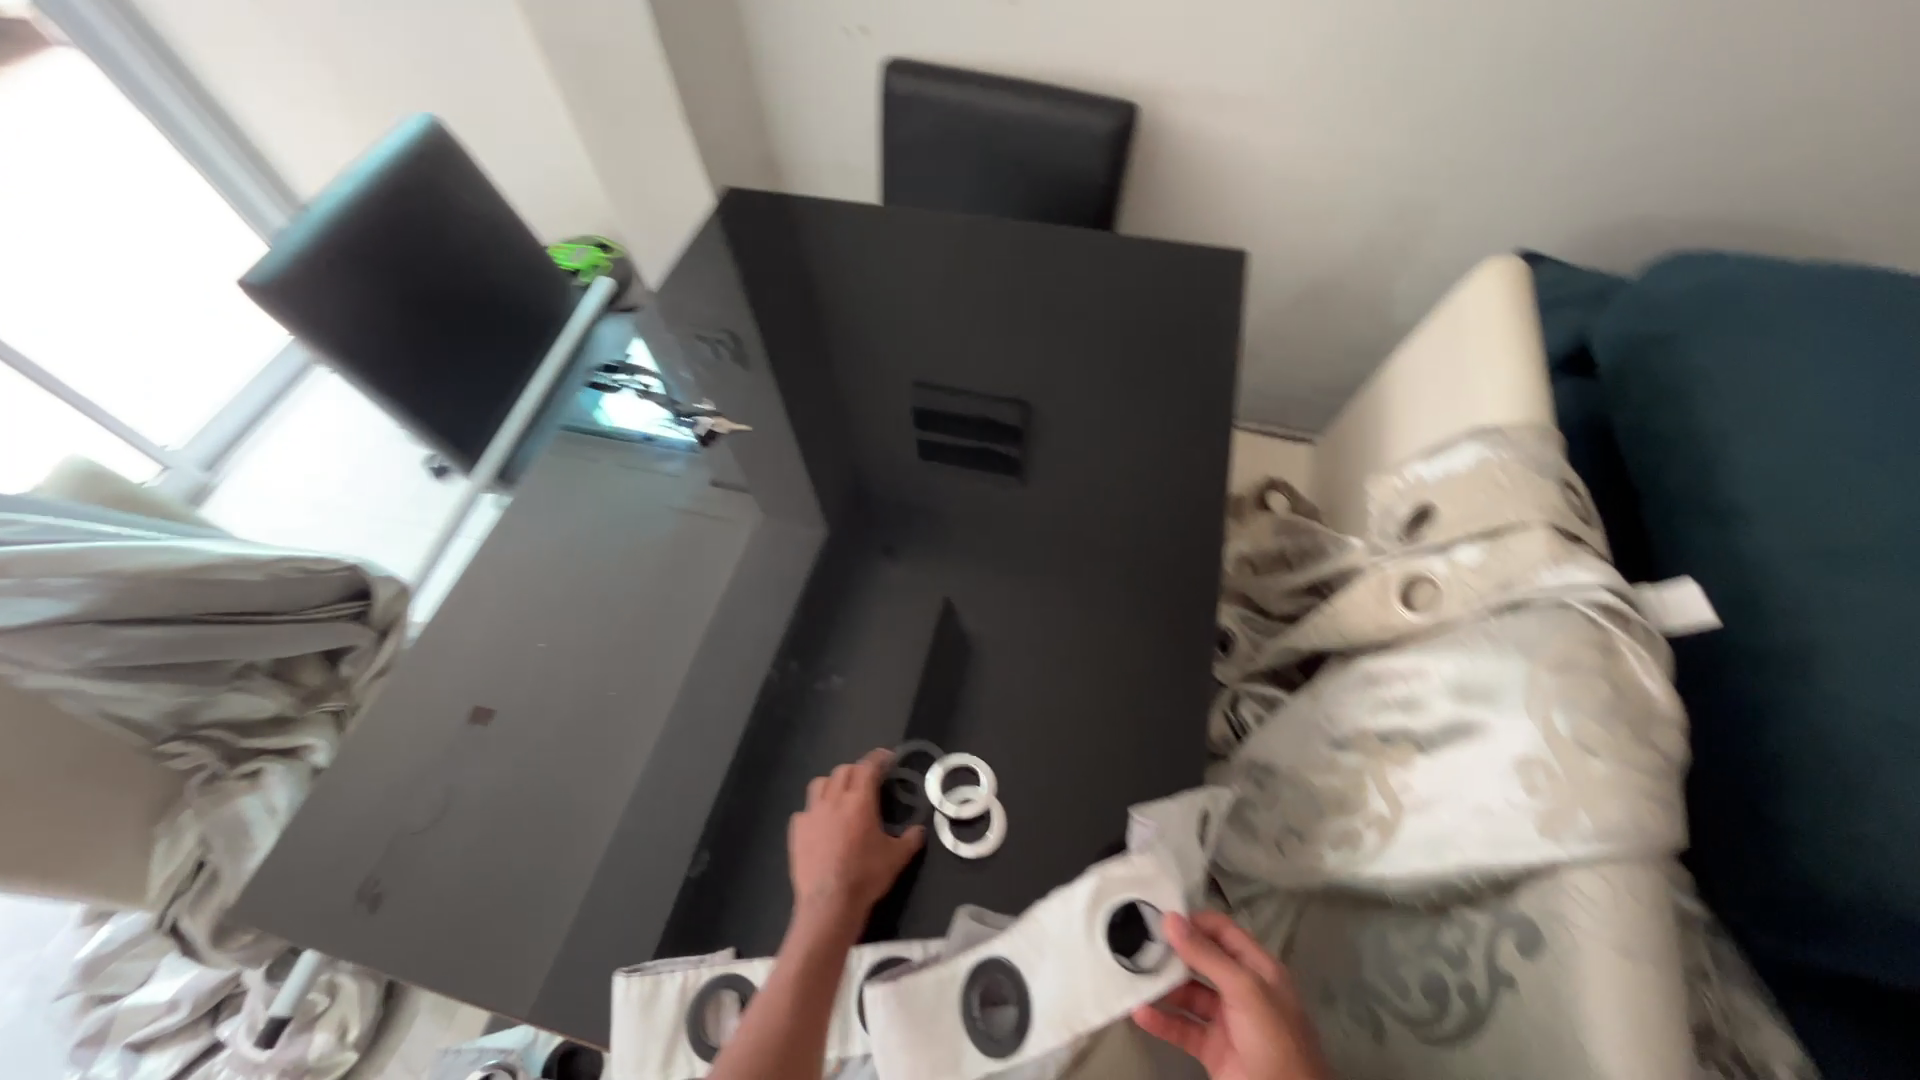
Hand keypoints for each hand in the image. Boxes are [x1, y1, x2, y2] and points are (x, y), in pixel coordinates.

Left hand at [788, 749, 925, 923]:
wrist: (829, 903)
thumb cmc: (866, 876)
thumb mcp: (897, 858)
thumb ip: (910, 839)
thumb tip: (919, 830)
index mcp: (860, 801)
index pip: (868, 767)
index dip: (878, 758)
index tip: (886, 758)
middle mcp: (833, 800)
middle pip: (843, 770)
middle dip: (857, 770)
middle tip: (867, 781)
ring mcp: (811, 814)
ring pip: (820, 783)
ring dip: (833, 784)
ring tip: (841, 796)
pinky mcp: (796, 830)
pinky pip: (805, 810)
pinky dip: (815, 811)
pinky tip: (821, 825)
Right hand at [1131, 911, 1329, 1079]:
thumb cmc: (1274, 1039)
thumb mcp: (1244, 990)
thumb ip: (1206, 955)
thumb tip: (1171, 919)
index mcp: (1257, 969)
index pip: (1223, 932)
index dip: (1194, 922)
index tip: (1158, 917)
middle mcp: (1241, 990)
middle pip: (1202, 961)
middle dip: (1172, 953)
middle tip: (1137, 943)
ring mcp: (1226, 1021)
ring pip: (1188, 995)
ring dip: (1163, 987)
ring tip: (1133, 976)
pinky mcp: (1212, 1049)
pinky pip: (1182, 1028)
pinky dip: (1161, 1021)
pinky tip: (1139, 1012)